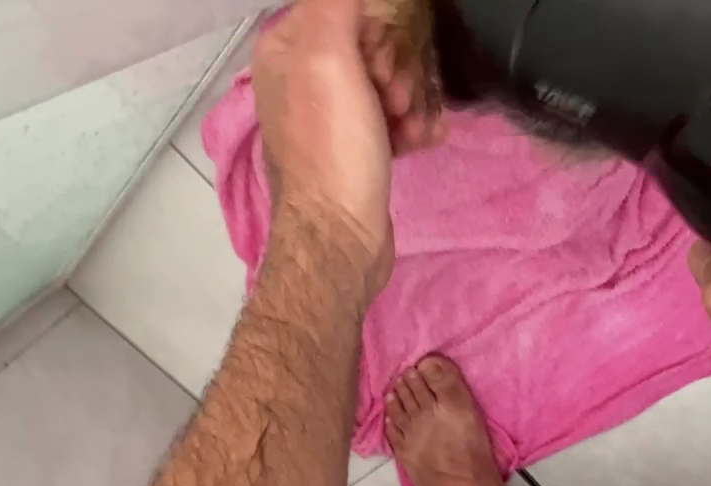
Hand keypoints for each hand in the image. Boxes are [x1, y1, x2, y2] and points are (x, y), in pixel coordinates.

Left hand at [252, 0, 446, 293]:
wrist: (341, 238)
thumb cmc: (332, 149)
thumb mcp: (329, 54)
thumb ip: (338, 3)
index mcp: (286, 52)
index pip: (342, 8)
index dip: (375, 26)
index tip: (385, 58)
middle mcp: (302, 83)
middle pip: (368, 46)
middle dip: (397, 65)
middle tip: (397, 97)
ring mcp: (330, 123)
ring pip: (385, 86)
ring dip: (411, 99)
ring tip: (413, 125)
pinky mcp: (357, 156)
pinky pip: (392, 124)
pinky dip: (412, 128)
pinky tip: (424, 139)